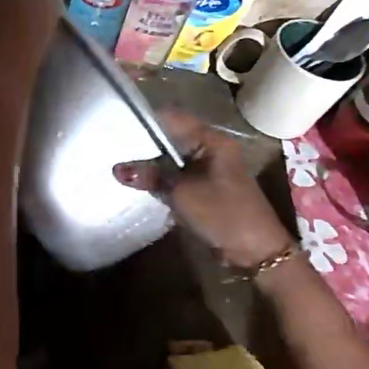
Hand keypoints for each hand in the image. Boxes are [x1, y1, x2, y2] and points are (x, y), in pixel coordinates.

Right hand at [115, 111, 296, 268]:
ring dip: (152, 163)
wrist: (256, 250)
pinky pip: (179, 176)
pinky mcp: (206, 188)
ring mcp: (209, 169)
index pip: (173, 118)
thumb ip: (151, 176)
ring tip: (120, 162)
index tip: (117, 123)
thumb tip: (117, 169)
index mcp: (212, 140)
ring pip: (173, 159)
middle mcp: (211, 149)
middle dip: (145, 143)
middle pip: (172, 137)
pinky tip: (139, 183)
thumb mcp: (182, 193)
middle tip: (113, 145)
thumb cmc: (222, 213)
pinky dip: (162, 179)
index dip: (146, 119)